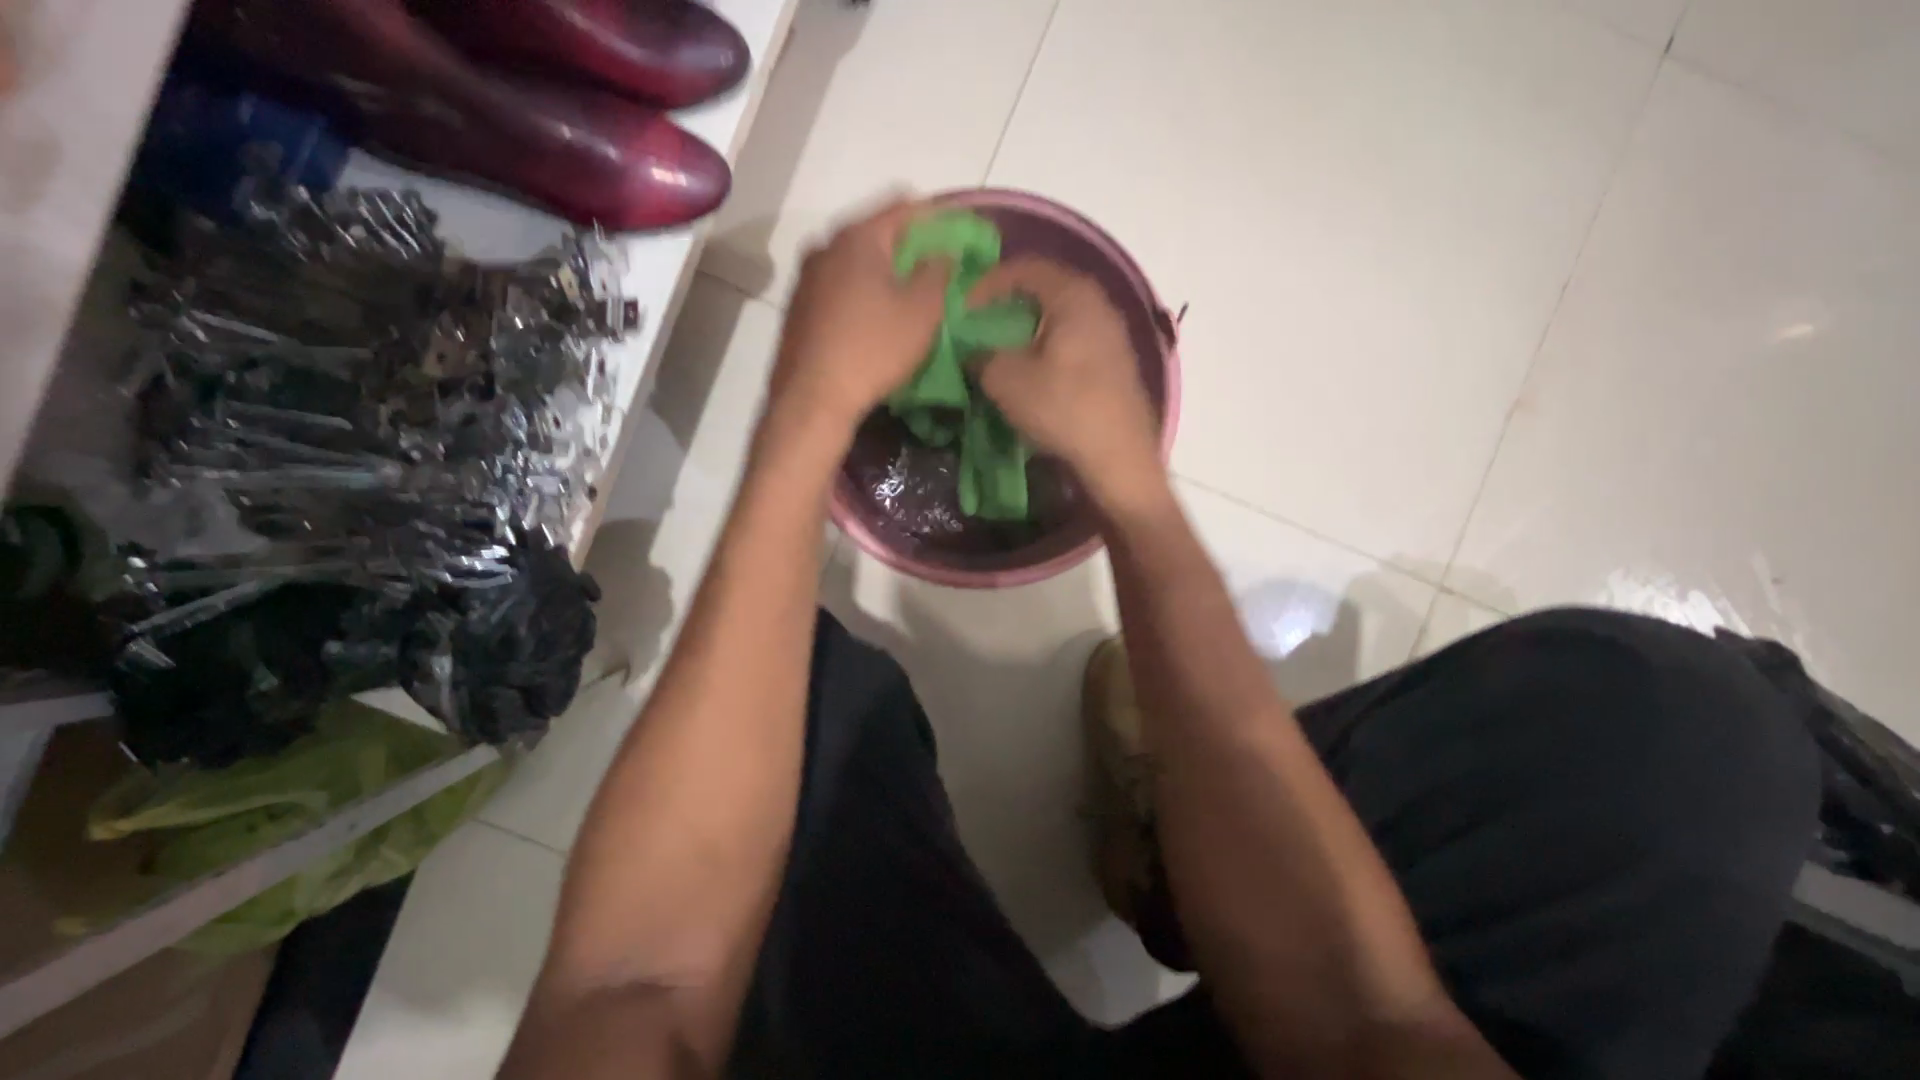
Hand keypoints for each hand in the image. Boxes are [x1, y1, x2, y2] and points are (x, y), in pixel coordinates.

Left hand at [767, 197, 950, 441]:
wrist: (811, 398)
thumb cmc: (874, 349)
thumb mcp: (923, 311)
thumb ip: (938, 271)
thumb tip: (943, 253)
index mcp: (858, 237)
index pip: (904, 207)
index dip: (937, 217)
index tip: (960, 233)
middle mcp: (825, 246)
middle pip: (876, 233)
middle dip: (908, 245)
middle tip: (936, 265)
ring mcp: (806, 277)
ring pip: (854, 261)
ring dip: (882, 270)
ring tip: (908, 292)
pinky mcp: (797, 307)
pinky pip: (839, 285)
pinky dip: (861, 291)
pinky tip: (875, 315)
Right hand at [968, 258, 1165, 504]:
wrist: (1119, 458)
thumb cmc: (1063, 408)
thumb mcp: (1006, 380)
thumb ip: (982, 355)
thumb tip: (973, 352)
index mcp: (1074, 295)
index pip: (1025, 268)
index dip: (988, 282)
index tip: (962, 306)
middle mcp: (1099, 305)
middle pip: (1045, 290)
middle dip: (1007, 305)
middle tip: (977, 325)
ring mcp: (1112, 335)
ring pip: (1059, 318)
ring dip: (1027, 329)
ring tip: (999, 350)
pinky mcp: (1115, 365)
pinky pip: (1072, 342)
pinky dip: (1046, 348)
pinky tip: (1030, 372)